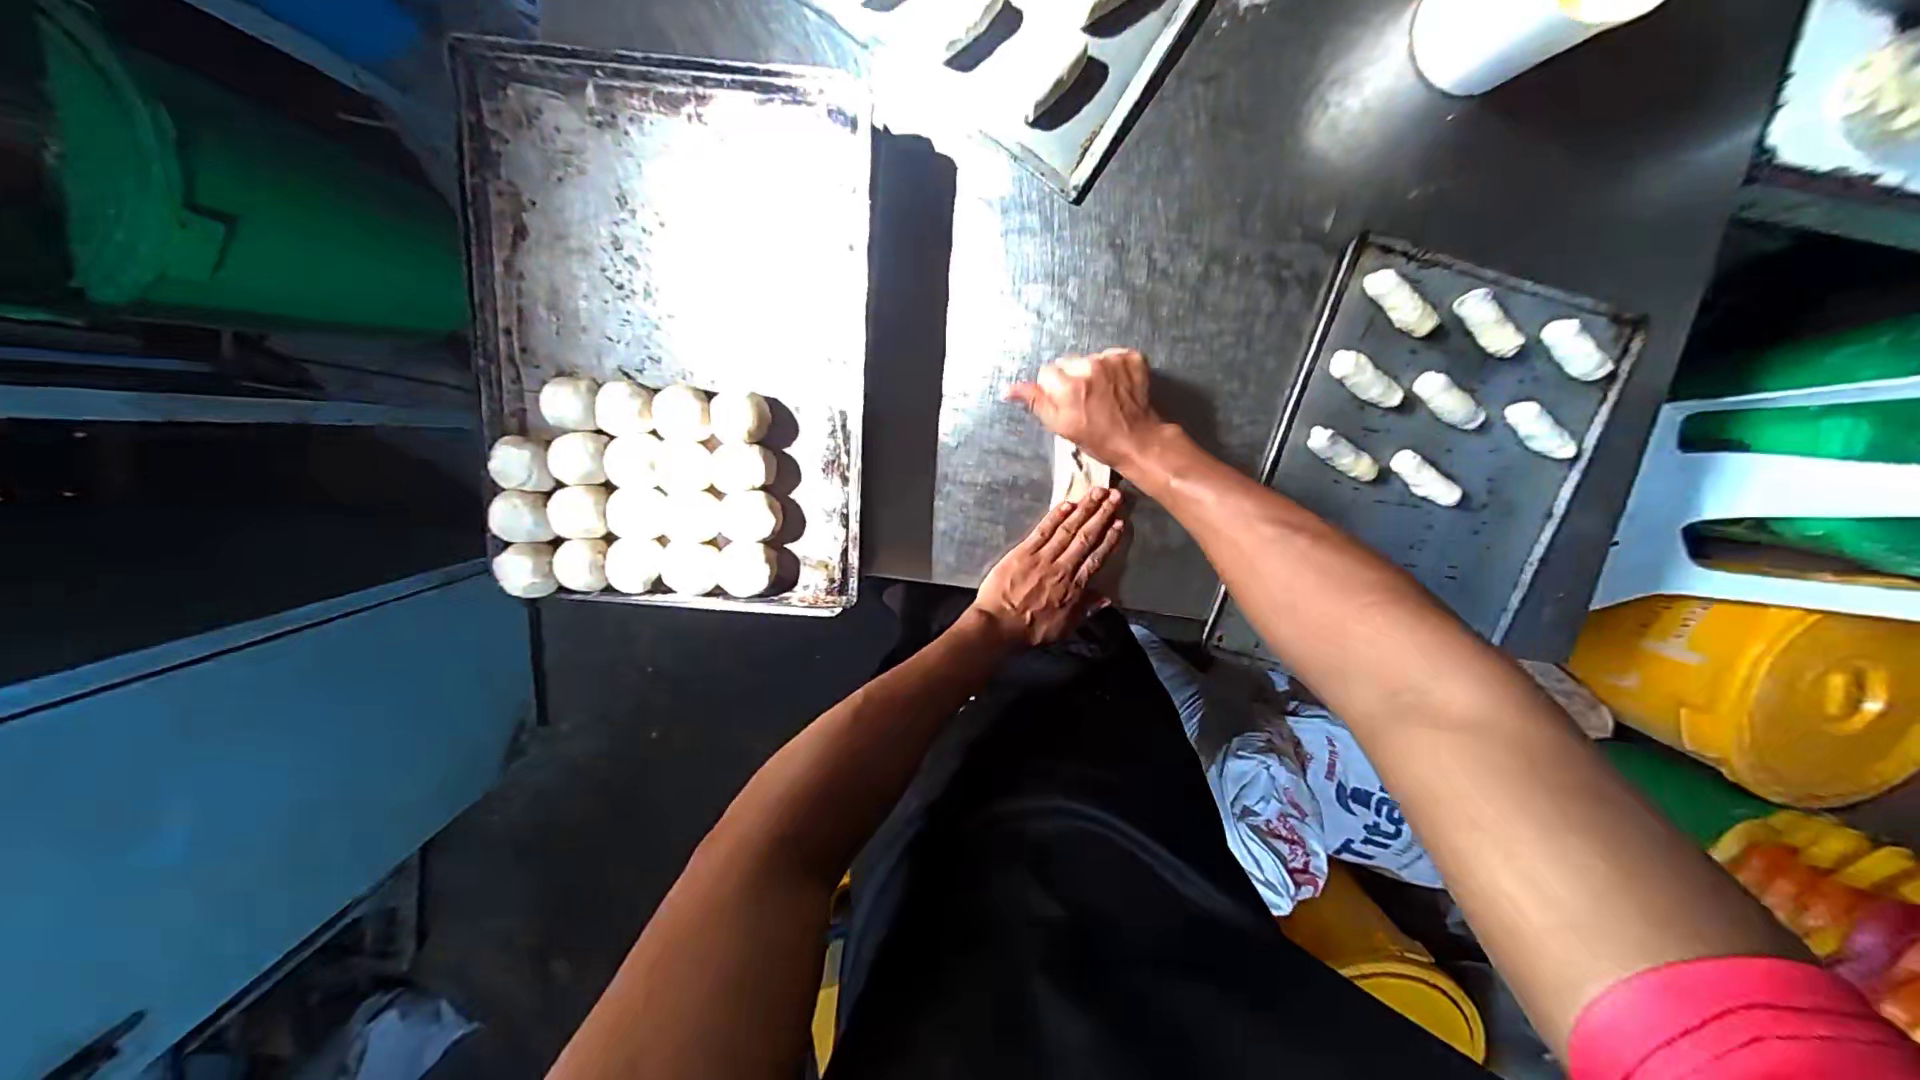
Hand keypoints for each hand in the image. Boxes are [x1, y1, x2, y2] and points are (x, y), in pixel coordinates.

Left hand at [970, 489, 1125, 647]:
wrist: (999, 625)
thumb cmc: (1031, 630)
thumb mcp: (1064, 627)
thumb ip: (1085, 609)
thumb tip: (1106, 598)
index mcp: (1074, 587)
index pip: (1096, 558)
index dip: (1109, 539)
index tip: (1119, 523)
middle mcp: (1062, 568)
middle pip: (1086, 537)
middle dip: (1102, 515)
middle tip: (1115, 496)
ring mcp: (1042, 558)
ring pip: (1068, 529)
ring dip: (1084, 509)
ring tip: (1097, 492)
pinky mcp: (1022, 552)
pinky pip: (1042, 530)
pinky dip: (1055, 516)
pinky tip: (1067, 503)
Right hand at [1008, 348, 1170, 469]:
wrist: (1137, 440)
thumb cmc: (1096, 439)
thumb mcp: (1059, 425)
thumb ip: (1035, 402)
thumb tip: (1007, 388)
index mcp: (1068, 385)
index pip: (1046, 372)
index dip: (1053, 389)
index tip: (1065, 403)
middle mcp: (1089, 367)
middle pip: (1067, 362)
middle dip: (1071, 378)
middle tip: (1084, 400)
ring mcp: (1113, 360)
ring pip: (1089, 358)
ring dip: (1092, 372)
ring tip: (1102, 394)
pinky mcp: (1132, 358)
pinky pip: (1113, 355)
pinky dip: (1113, 368)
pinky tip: (1117, 386)